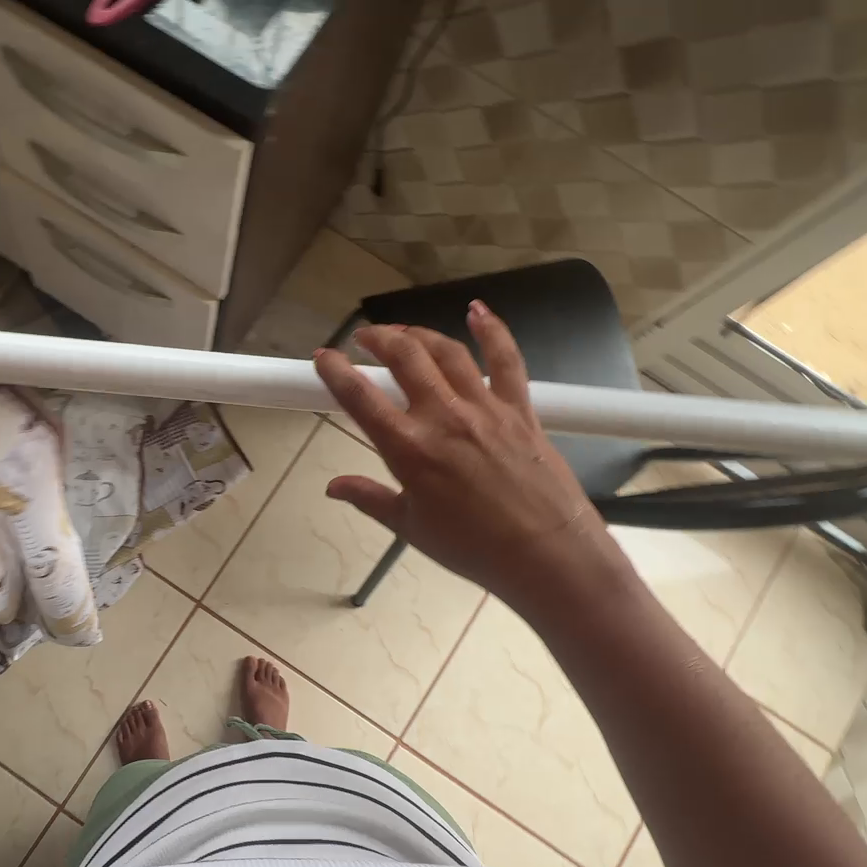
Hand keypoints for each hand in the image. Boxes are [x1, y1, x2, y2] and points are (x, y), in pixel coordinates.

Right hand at [313, 303, 627, 616]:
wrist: (545, 554)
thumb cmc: (471, 547)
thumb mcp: (409, 527)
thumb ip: (369, 498)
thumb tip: (333, 486)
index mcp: (409, 449)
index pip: (360, 397)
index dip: (334, 371)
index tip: (322, 357)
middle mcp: (443, 417)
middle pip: (404, 358)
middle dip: (377, 339)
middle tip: (363, 338)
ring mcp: (484, 407)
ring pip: (447, 351)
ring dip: (419, 333)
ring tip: (401, 333)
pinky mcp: (519, 408)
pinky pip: (506, 359)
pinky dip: (492, 329)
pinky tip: (477, 311)